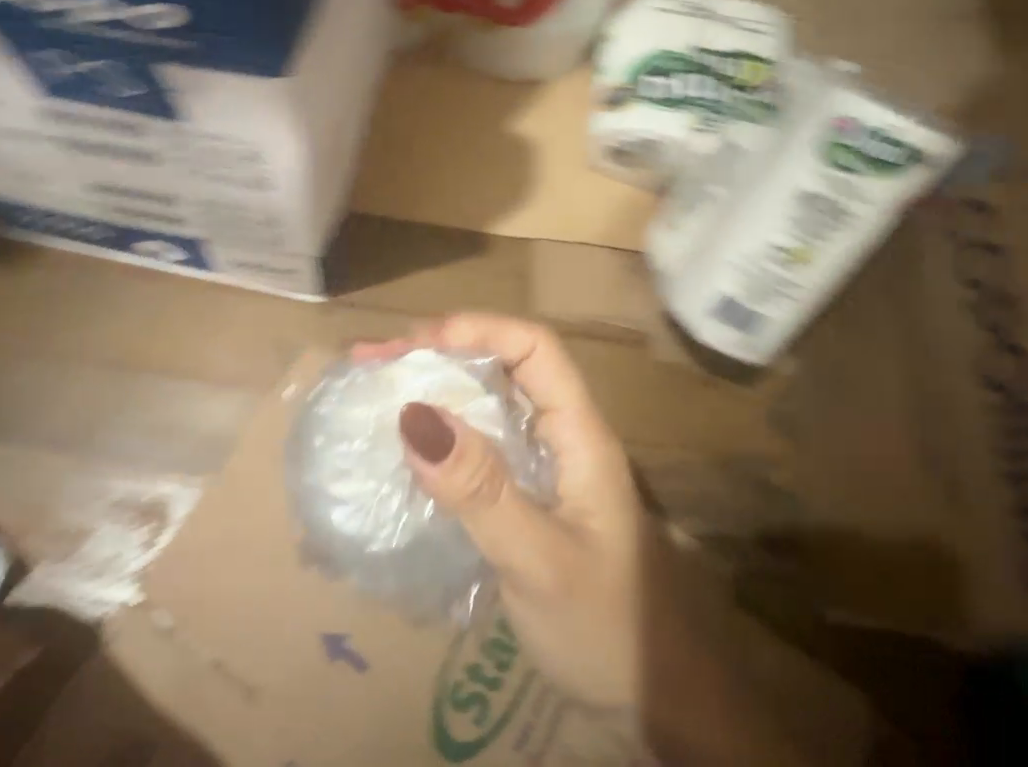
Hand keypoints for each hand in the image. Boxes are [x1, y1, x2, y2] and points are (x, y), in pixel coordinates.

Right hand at [358, 313, 646, 707]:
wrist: (657, 698)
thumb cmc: (606, 627)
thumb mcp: (538, 560)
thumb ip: (481, 490)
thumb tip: (412, 414)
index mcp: (581, 436)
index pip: (534, 348)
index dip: (474, 329)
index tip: (407, 345)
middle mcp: (564, 440)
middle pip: (505, 367)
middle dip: (440, 352)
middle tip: (370, 364)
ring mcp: (548, 471)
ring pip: (491, 406)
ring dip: (436, 391)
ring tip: (377, 393)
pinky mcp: (532, 502)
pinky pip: (483, 449)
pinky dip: (442, 437)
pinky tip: (407, 452)